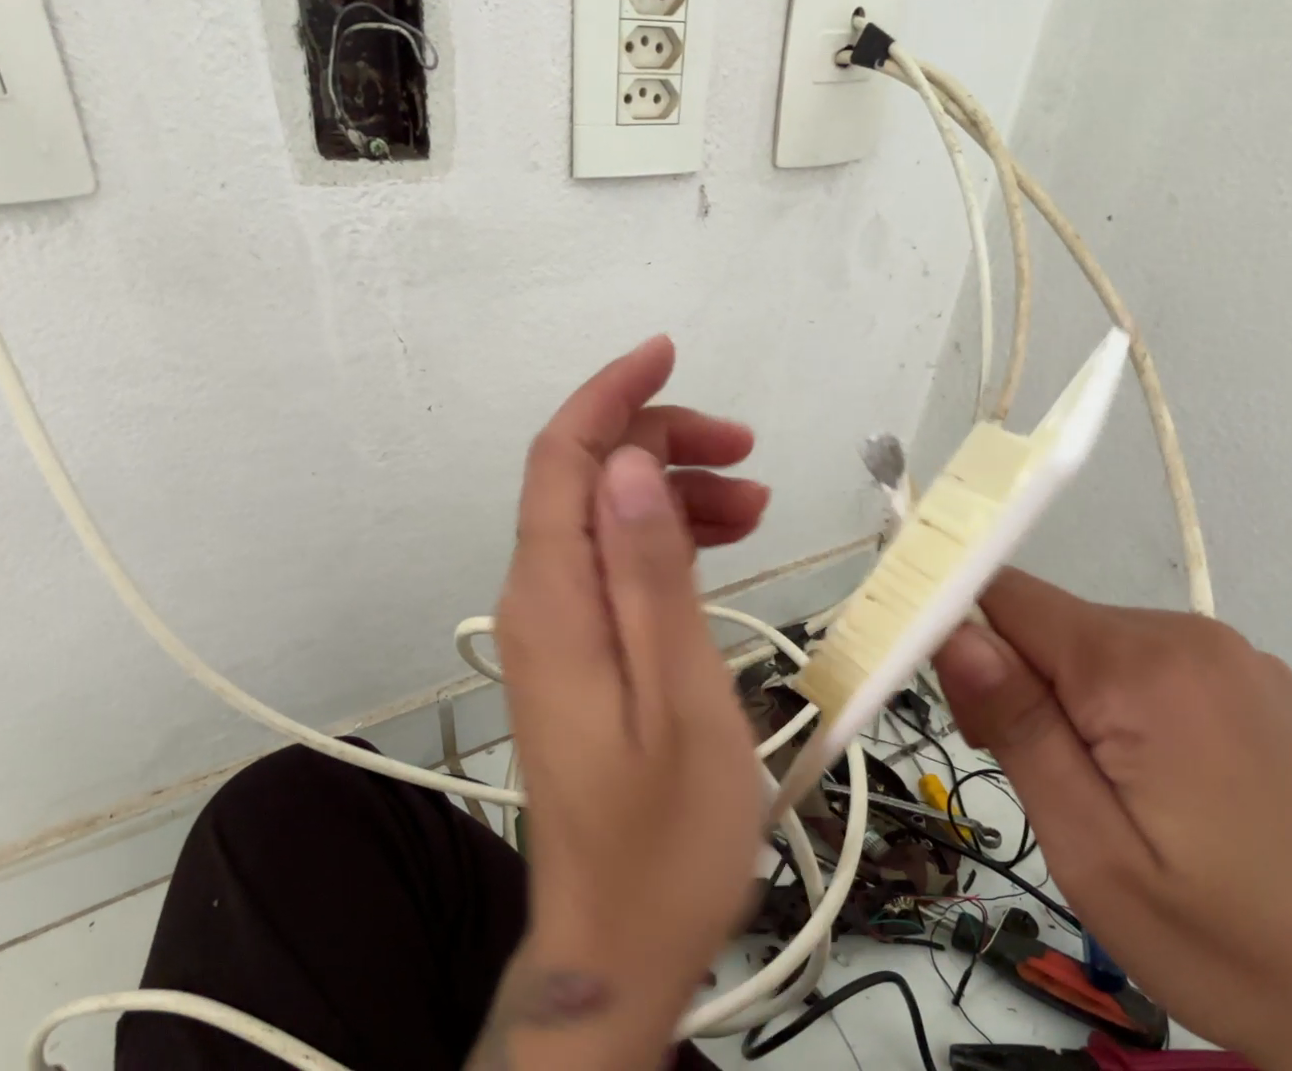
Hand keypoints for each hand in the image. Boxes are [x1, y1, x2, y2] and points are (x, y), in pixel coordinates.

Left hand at [471, 336, 767, 1069]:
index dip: (610, 395)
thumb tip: (626, 467)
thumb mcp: (678, 700)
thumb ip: (648, 576)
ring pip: (600, 524)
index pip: (563, 460)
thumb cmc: (664, 839)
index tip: (667, 350)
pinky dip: (661, 545)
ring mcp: (551, 634)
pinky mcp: (573, 660)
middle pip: (581, 482)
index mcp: (554, 604)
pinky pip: (609, 572)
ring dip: (670, 495)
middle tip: (749, 455)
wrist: (615, 940)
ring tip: (754, 505)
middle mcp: (537, 605)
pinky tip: (717, 552)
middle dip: (658, 443)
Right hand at [933, 569, 1291, 1070]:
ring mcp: (1234, 661)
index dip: (951, 632)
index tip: (944, 706)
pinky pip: (1142, 669)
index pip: (1003, 594)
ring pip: (1089, 647)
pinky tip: (1141, 785)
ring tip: (1086, 795)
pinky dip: (1109, 708)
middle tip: (1023, 777)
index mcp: (1145, 668)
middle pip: (1045, 622)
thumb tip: (950, 634)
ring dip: (1057, 701)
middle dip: (1006, 682)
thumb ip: (1019, 729)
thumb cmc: (1226, 941)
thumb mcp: (1092, 849)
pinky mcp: (1256, 690)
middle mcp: (1192, 638)